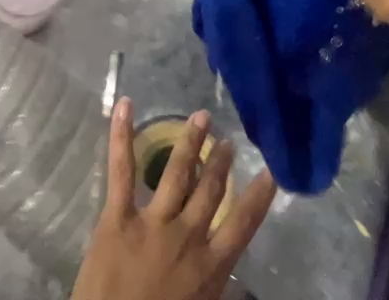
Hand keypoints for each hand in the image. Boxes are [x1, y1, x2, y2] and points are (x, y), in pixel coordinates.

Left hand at [70, 100, 275, 299]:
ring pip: (177, 172)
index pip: (242, 223)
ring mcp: (153, 223)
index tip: (271, 171)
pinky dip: (122, 135)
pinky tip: (126, 106)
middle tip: (228, 139)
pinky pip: (121, 170)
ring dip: (190, 142)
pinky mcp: (117, 217)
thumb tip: (240, 280)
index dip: (259, 196)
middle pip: (210, 191)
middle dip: (221, 162)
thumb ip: (217, 286)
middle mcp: (187, 237)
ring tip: (200, 117)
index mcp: (210, 266)